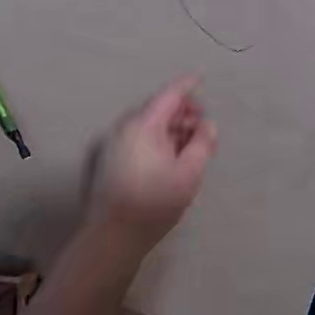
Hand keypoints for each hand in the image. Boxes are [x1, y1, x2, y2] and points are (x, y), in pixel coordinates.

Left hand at [85, 76, 217, 252]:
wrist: (112, 235)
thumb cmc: (155, 202)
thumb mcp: (189, 173)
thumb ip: (202, 144)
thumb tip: (207, 125)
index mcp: (143, 125)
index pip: (169, 95)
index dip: (187, 86)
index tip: (201, 79)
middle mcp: (124, 128)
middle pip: (158, 109)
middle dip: (182, 113)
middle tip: (204, 130)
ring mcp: (112, 143)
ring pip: (147, 126)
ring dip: (170, 129)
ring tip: (191, 147)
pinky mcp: (107, 160)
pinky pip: (137, 139)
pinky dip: (156, 140)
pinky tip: (170, 159)